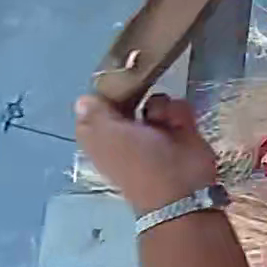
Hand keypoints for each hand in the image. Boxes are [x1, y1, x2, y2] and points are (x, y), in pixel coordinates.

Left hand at [74, 93, 219, 213]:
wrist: (182, 184)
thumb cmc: (138, 161)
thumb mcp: (106, 137)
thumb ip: (94, 115)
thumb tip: (84, 99)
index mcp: (103, 136)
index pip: (97, 107)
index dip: (103, 93)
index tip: (112, 82)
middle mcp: (127, 132)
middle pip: (127, 99)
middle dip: (135, 93)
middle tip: (140, 88)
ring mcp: (156, 130)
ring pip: (155, 100)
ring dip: (160, 105)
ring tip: (164, 120)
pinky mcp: (182, 129)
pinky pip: (178, 107)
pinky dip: (179, 113)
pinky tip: (180, 124)